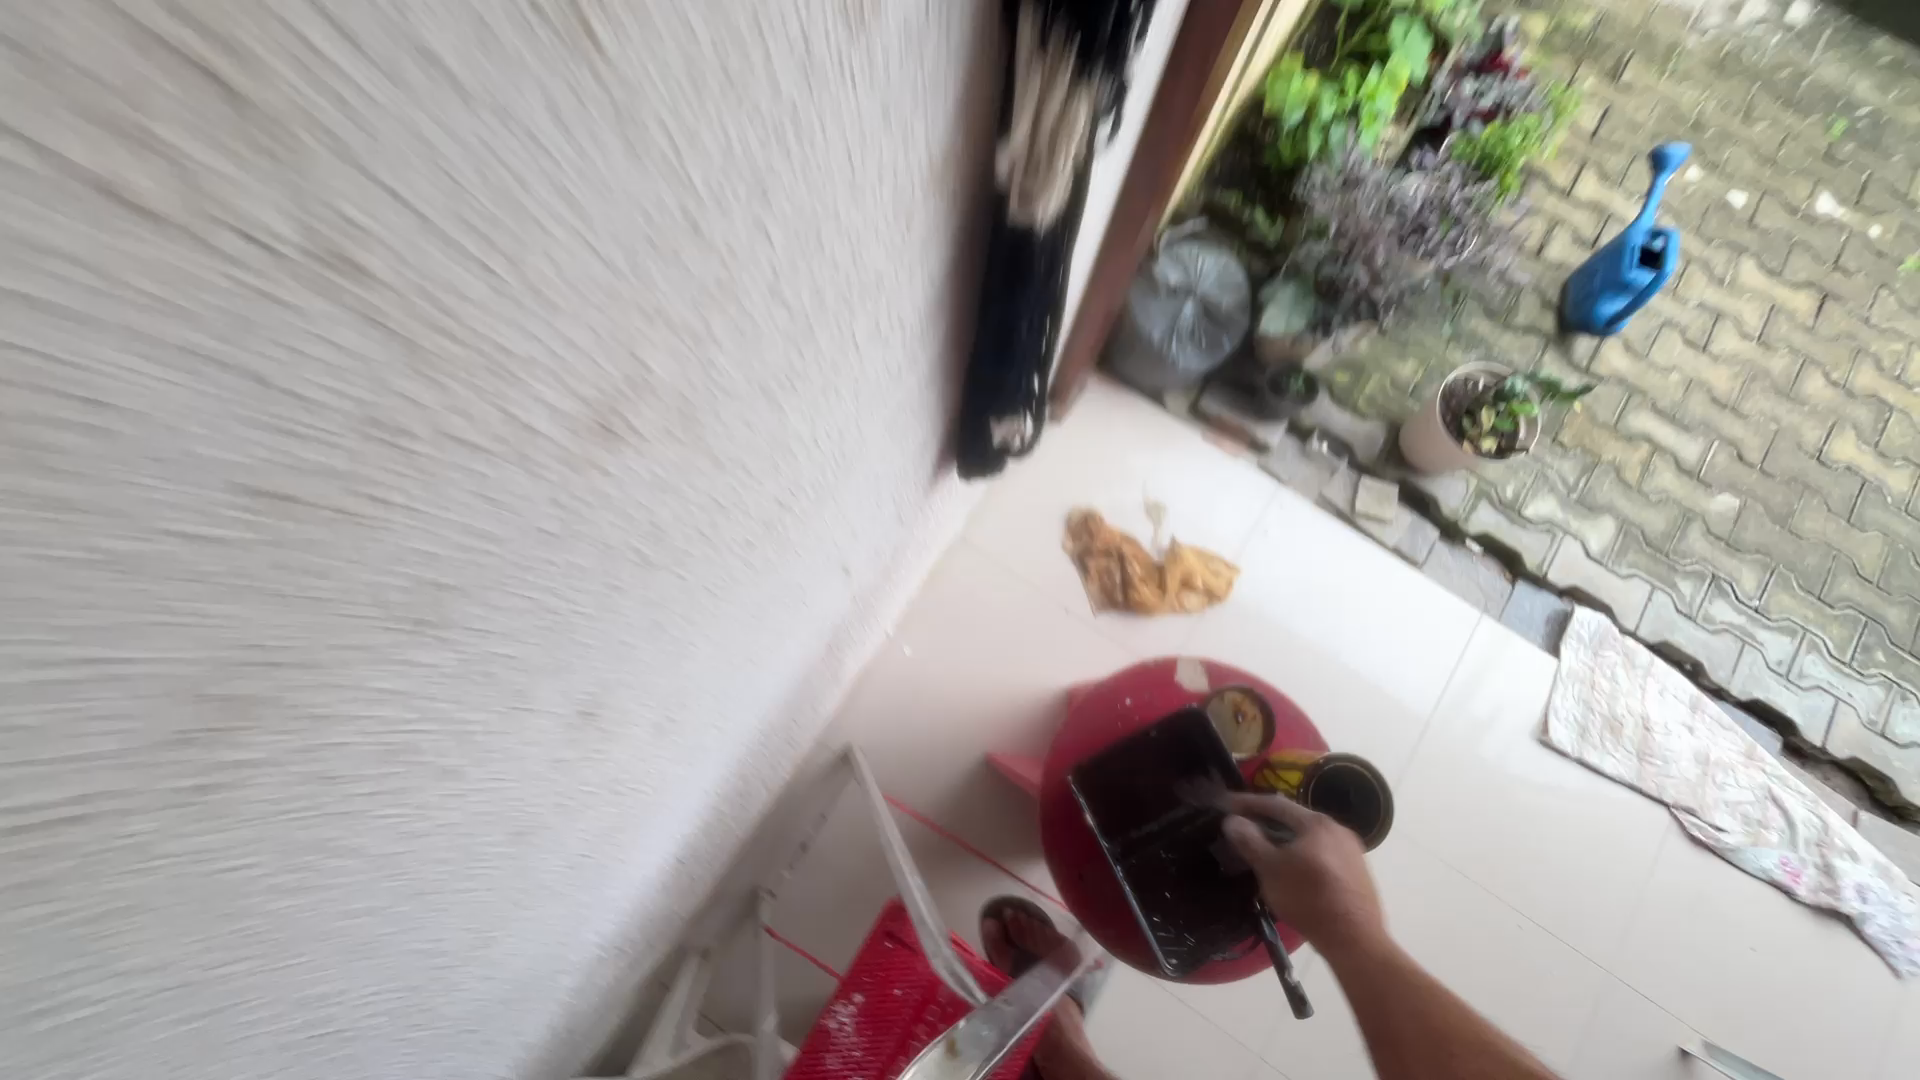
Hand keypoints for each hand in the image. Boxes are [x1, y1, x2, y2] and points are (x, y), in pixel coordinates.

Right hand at [1221, 791, 1384, 958]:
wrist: (1357, 943)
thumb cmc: (1309, 900)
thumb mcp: (1270, 869)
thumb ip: (1249, 841)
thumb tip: (1232, 821)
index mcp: (1316, 823)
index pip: (1274, 804)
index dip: (1246, 802)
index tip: (1224, 804)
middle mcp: (1337, 829)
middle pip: (1293, 818)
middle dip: (1265, 820)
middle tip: (1242, 824)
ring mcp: (1351, 851)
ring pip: (1308, 836)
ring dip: (1283, 837)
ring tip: (1263, 846)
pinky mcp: (1357, 872)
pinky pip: (1321, 851)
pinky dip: (1300, 852)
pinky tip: (1290, 866)